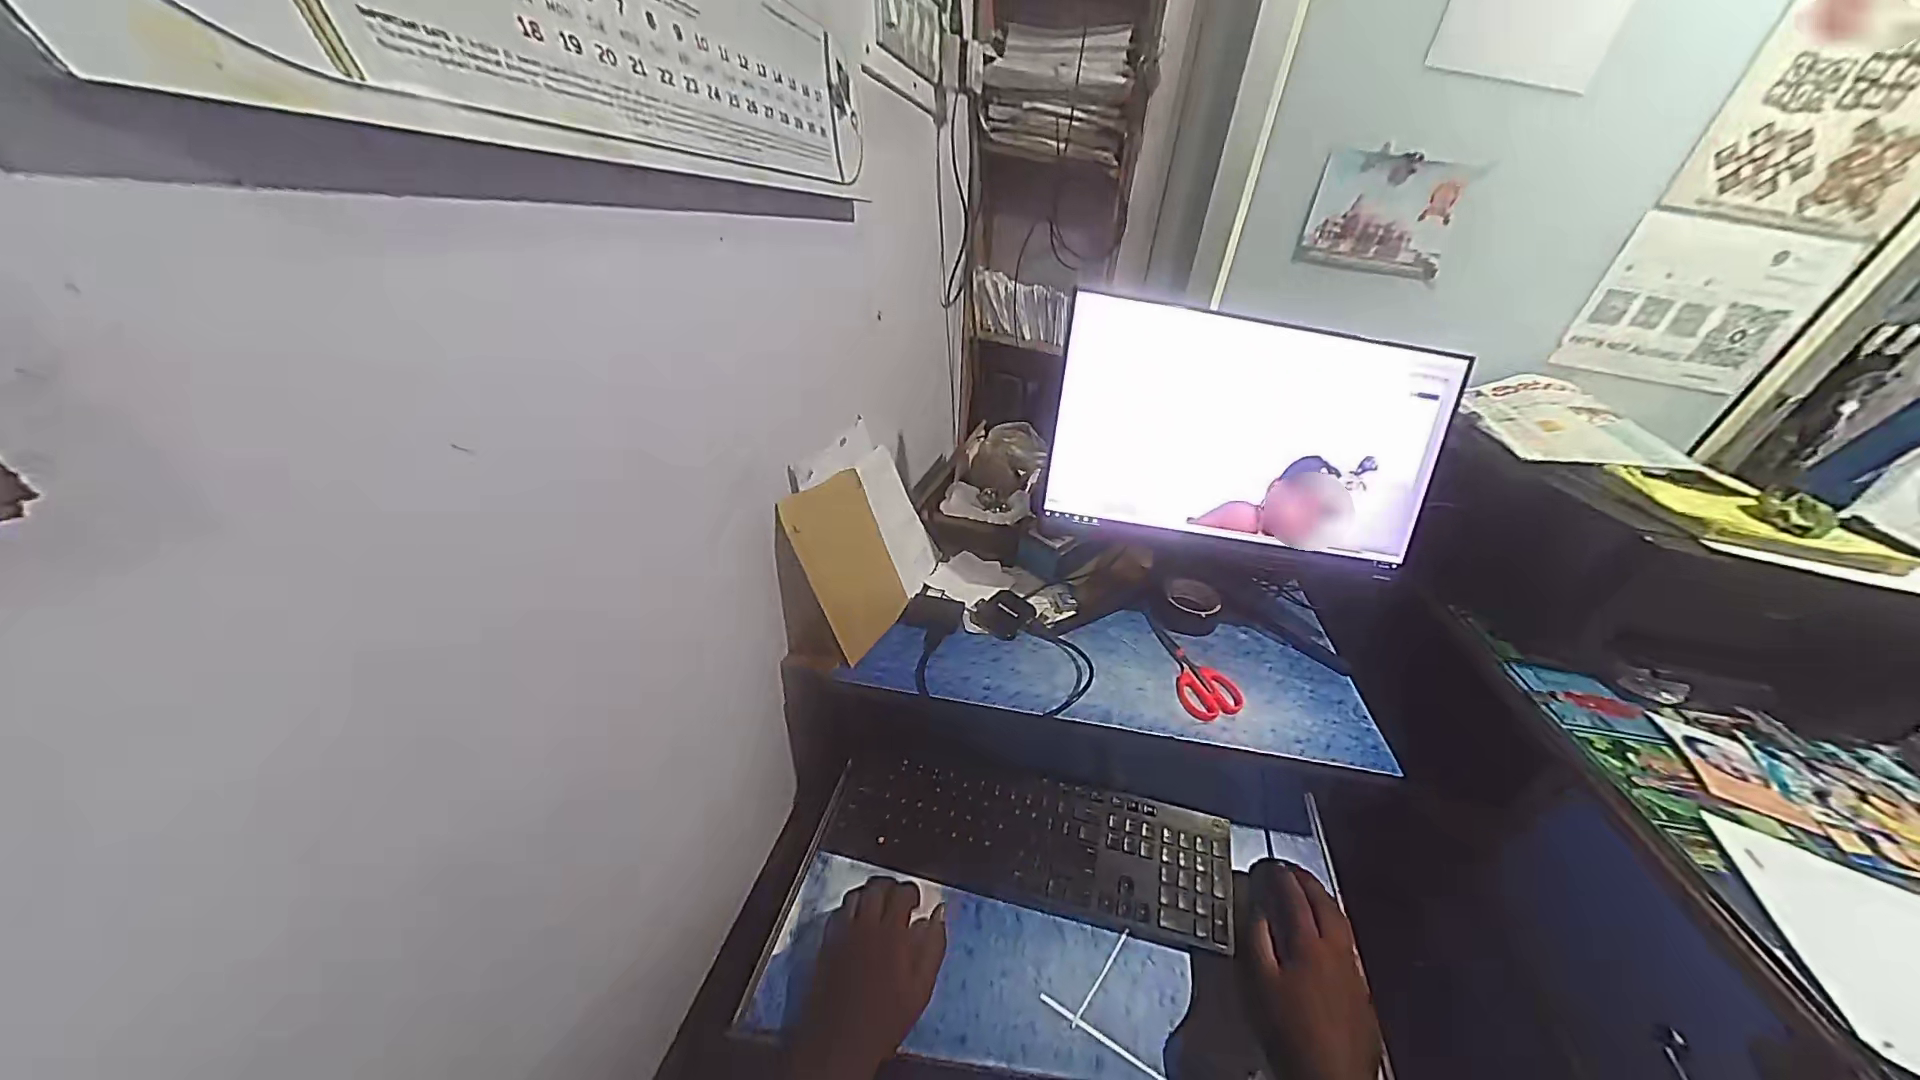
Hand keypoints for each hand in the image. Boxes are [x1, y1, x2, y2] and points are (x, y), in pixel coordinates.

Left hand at [789, 877, 946, 1079]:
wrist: (842, 1040)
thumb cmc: (886, 1018)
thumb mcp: (921, 987)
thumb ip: (933, 944)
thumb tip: (939, 913)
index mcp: (892, 932)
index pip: (902, 892)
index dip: (912, 891)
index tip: (916, 901)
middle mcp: (866, 925)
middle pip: (877, 886)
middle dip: (890, 887)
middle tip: (898, 899)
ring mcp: (844, 931)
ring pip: (856, 894)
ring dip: (869, 894)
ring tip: (877, 906)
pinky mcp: (827, 941)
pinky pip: (838, 911)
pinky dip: (849, 908)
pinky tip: (856, 921)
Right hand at [1241, 859, 1381, 1079]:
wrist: (1332, 1078)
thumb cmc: (1291, 1033)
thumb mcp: (1259, 983)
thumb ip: (1256, 940)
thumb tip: (1256, 910)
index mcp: (1309, 946)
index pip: (1294, 897)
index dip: (1280, 877)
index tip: (1269, 865)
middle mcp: (1336, 952)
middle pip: (1324, 905)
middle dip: (1306, 882)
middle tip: (1291, 870)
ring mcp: (1353, 972)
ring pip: (1341, 923)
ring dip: (1324, 901)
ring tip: (1309, 893)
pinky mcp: (1363, 992)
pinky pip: (1348, 944)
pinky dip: (1334, 926)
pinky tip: (1326, 935)